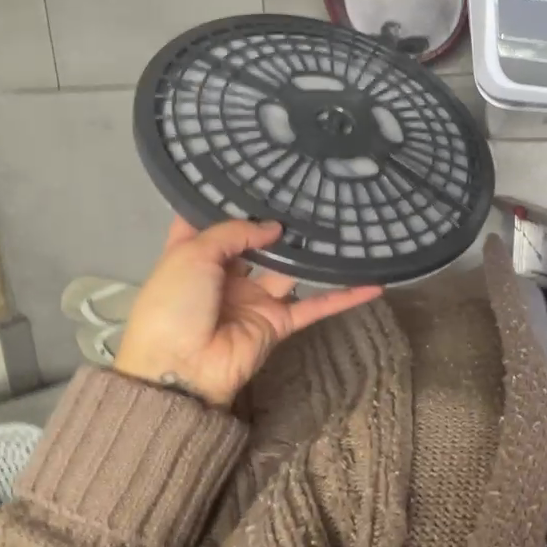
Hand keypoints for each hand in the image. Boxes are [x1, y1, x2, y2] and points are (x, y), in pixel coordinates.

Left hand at [113, 218, 382, 406]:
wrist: (181, 367)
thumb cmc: (174, 303)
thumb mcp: (192, 254)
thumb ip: (233, 232)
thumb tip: (273, 227)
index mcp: (194, 255)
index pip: (213, 223)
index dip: (229, 202)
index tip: (256, 178)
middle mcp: (226, 274)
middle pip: (257, 244)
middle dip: (278, 224)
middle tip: (311, 195)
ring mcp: (254, 300)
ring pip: (290, 270)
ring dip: (312, 253)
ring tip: (341, 223)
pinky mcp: (278, 323)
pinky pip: (315, 305)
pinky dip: (343, 297)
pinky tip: (372, 283)